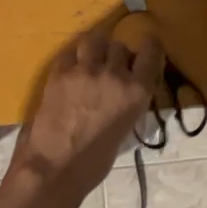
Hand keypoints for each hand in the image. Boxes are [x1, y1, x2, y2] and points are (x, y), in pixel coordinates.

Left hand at [7, 29, 164, 207]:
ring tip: (90, 62)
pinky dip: (73, 58)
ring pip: (94, 41)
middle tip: (110, 69)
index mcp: (137, 92)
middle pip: (119, 46)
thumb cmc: (93, 162)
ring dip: (95, 49)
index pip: (151, 51)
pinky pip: (70, 52)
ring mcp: (84, 70)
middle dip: (116, 56)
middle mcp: (113, 74)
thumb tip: (125, 90)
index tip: (145, 51)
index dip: (149, 48)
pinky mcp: (59, 72)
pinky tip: (71, 71)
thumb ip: (129, 103)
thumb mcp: (124, 130)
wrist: (55, 166)